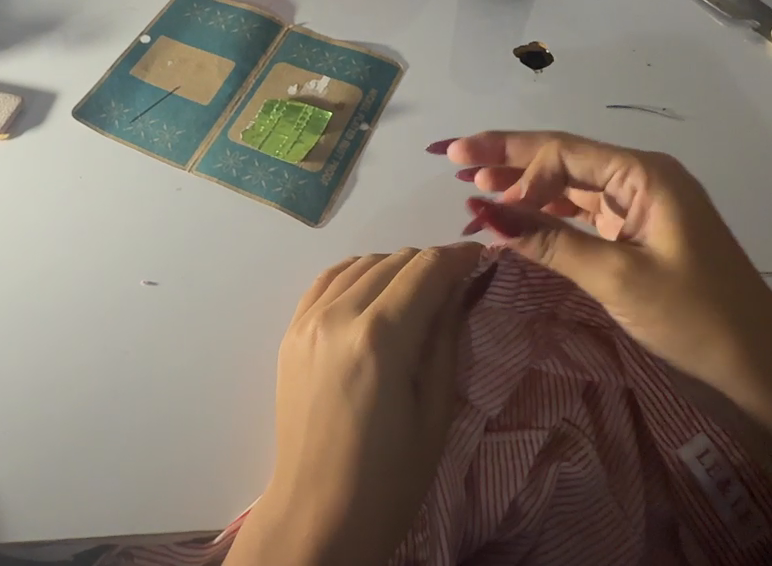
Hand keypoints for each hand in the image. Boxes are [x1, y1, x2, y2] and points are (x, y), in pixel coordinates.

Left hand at [227, 244, 483, 565]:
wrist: (317, 514)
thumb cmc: (389, 477)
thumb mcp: (436, 411)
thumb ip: (446, 338)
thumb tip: (458, 286)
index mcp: (380, 338)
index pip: (426, 270)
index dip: (458, 256)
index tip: (480, 256)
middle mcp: (339, 315)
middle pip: (395, 261)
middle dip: (431, 265)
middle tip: (455, 283)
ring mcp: (308, 320)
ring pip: (362, 264)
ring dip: (395, 268)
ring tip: (417, 292)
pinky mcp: (291, 331)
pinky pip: (327, 279)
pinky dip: (357, 274)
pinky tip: (374, 289)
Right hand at [439, 131, 771, 428]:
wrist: (769, 379)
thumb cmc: (698, 321)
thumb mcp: (616, 278)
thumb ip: (548, 240)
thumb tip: (481, 210)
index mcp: (645, 174)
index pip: (563, 152)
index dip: (511, 163)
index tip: (470, 191)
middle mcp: (644, 179)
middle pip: (565, 159)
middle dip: (510, 159)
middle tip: (453, 156)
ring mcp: (645, 209)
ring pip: (572, 187)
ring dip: (526, 189)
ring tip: (475, 188)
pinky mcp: (644, 238)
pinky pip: (586, 216)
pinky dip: (549, 218)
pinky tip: (518, 224)